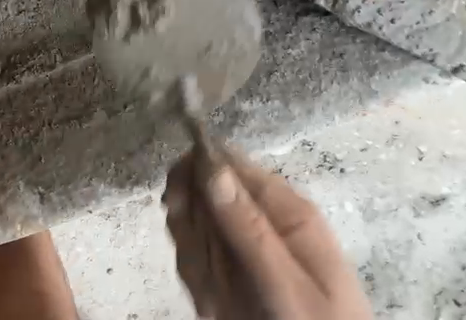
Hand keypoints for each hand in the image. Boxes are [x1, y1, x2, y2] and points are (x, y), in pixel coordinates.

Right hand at [162, 148, 371, 319]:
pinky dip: (199, 281)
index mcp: (286, 209)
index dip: (192, 175)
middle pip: (199, 191)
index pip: (224, 160)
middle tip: (204, 268)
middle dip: (191, 229)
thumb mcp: (288, 286)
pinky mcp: (234, 266)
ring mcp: (247, 242)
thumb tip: (210, 164)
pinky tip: (219, 306)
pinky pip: (195, 255)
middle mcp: (264, 217)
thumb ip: (249, 227)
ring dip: (195, 261)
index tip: (177, 207)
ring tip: (220, 300)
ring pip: (191, 226)